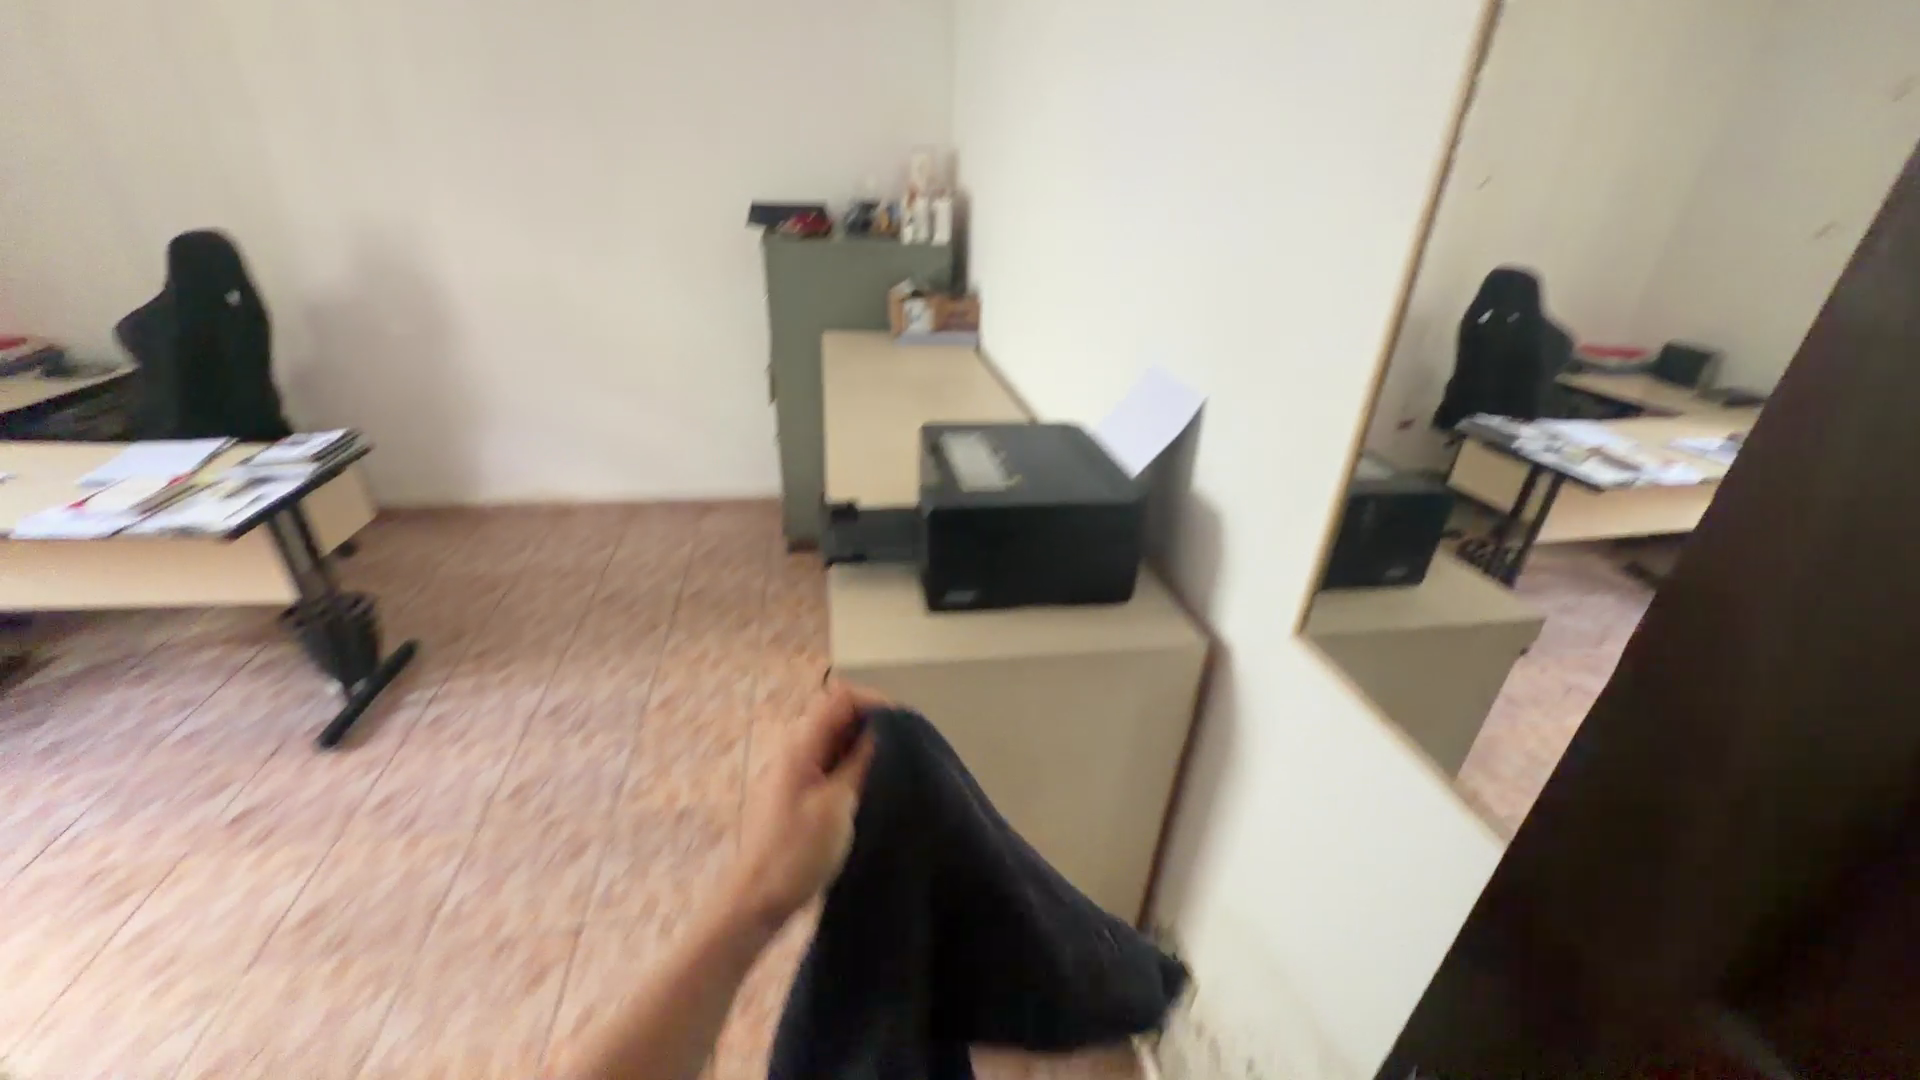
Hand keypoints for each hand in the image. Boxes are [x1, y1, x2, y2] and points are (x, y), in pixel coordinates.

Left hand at [726, 681, 882, 930]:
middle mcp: (797, 749)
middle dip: (873, 721)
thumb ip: (860, 760)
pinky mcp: (801, 790)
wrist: (758, 898)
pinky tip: (874, 781)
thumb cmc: (798, 852)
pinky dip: (855, 762)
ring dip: (866, 743)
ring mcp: (797, 770)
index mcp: (802, 745)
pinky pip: (832, 760)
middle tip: (907, 744)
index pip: (841, 698)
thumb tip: (884, 728)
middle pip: (839, 714)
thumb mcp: (838, 804)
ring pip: (837, 738)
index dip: (875, 702)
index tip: (905, 724)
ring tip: (896, 762)